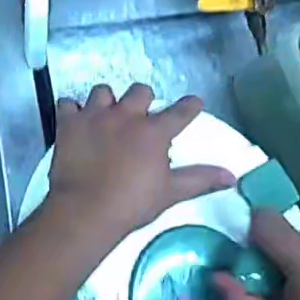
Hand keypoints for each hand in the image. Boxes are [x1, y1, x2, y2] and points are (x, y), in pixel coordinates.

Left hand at [44, 84, 230, 241]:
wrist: (85, 208)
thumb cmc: (132, 203)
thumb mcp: (170, 192)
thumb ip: (200, 179)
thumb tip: (231, 176)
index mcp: (153, 131)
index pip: (179, 112)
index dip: (189, 106)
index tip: (193, 102)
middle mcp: (126, 115)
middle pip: (140, 91)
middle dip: (143, 99)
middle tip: (140, 114)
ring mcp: (95, 115)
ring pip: (102, 91)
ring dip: (106, 101)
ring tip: (106, 115)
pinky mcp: (69, 121)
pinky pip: (68, 103)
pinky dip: (72, 110)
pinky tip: (75, 120)